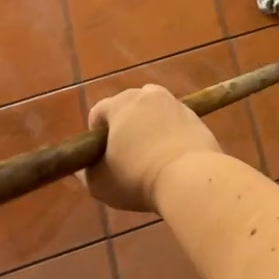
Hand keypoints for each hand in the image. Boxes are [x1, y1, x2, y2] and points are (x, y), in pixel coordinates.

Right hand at [83, 85, 222, 211]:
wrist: (190, 177)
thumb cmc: (137, 177)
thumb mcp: (99, 183)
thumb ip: (86, 172)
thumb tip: (82, 169)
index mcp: (121, 104)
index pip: (99, 111)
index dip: (96, 133)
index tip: (101, 155)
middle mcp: (148, 95)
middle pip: (129, 106)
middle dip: (124, 125)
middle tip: (126, 154)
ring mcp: (175, 103)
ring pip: (155, 111)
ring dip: (149, 125)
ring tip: (150, 153)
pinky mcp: (196, 116)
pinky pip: (175, 121)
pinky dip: (170, 132)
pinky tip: (171, 155)